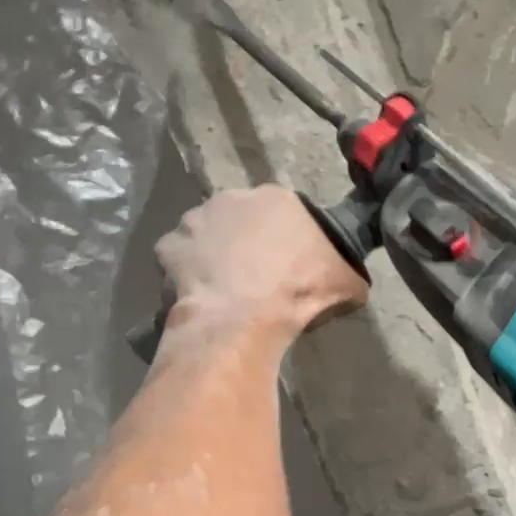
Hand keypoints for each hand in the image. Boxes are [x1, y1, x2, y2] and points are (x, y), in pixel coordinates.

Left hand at [155, 185, 368, 337]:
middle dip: (252, 240)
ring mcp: (194, 218)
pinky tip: (206, 294)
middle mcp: (233, 197)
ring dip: (219, 253)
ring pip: (210, 234)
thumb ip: (348, 273)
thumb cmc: (300, 292)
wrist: (243, 319)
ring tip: (232, 287)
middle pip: (245, 217)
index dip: (293, 237)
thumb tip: (348, 281)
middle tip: (264, 273)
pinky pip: (182, 257)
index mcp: (279, 199)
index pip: (289, 211)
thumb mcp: (349, 286)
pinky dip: (191, 272)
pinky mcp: (166, 245)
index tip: (297, 261)